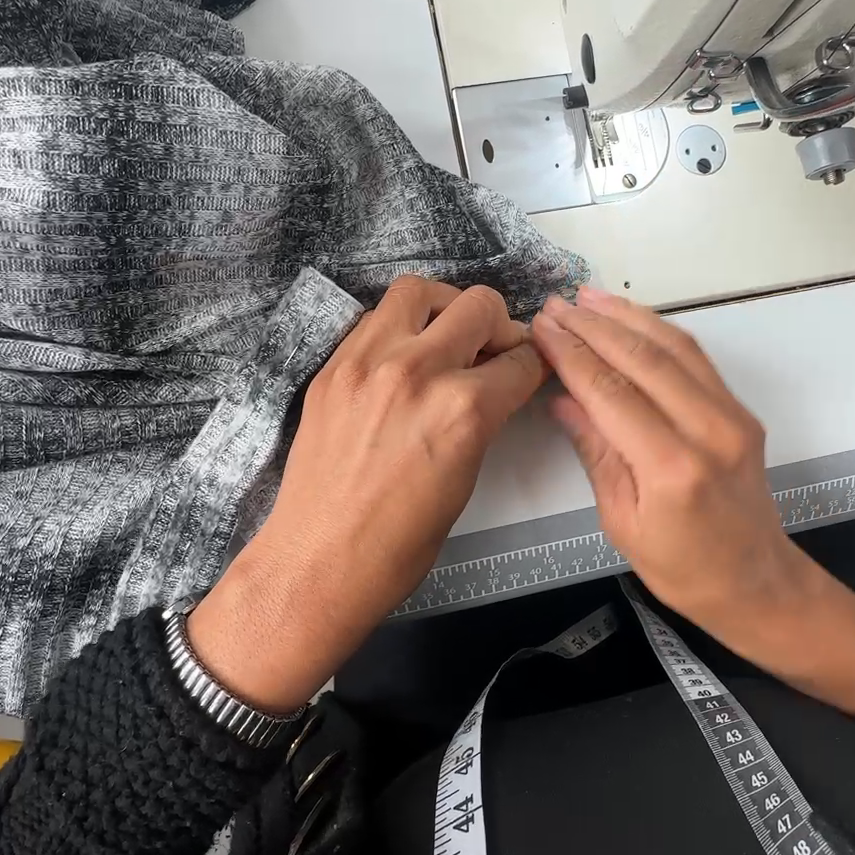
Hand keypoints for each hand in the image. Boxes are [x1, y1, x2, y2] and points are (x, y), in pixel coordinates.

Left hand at [188, 276, 546, 713]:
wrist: (318, 562)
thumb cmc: (402, 543)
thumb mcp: (466, 477)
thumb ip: (484, 418)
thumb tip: (495, 385)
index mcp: (464, 409)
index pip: (522, 359)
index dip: (536, 364)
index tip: (531, 367)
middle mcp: (418, 370)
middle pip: (480, 306)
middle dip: (500, 326)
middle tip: (493, 352)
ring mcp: (367, 361)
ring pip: (419, 291)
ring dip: (445, 308)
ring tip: (446, 337)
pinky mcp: (332, 367)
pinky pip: (375, 318)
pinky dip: (400, 327)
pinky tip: (402, 357)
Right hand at [530, 286, 854, 715]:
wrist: (757, 583)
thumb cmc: (683, 570)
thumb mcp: (621, 521)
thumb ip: (596, 452)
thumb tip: (563, 399)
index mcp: (672, 468)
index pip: (610, 391)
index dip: (572, 354)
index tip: (542, 326)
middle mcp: (709, 430)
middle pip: (642, 358)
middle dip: (593, 326)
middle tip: (555, 304)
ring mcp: (732, 415)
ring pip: (674, 346)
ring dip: (627, 316)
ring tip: (587, 296)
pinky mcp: (741, 410)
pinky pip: (696, 358)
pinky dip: (659, 331)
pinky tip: (631, 319)